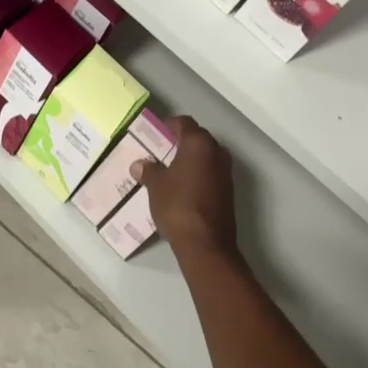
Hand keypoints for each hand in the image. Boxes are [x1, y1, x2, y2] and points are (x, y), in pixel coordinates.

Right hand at [131, 116, 237, 259]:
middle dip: (180, 142)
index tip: (157, 133)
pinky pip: (211, 173)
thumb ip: (148, 170)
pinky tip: (183, 188)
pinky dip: (198, 175)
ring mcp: (225, 172)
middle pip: (197, 138)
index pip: (184, 123)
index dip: (170, 125)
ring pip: (205, 157)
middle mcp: (216, 152)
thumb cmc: (178, 206)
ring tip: (169, 170)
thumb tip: (139, 165)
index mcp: (198, 143)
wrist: (206, 245)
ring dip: (190, 160)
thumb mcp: (156, 186)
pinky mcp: (228, 191)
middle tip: (160, 151)